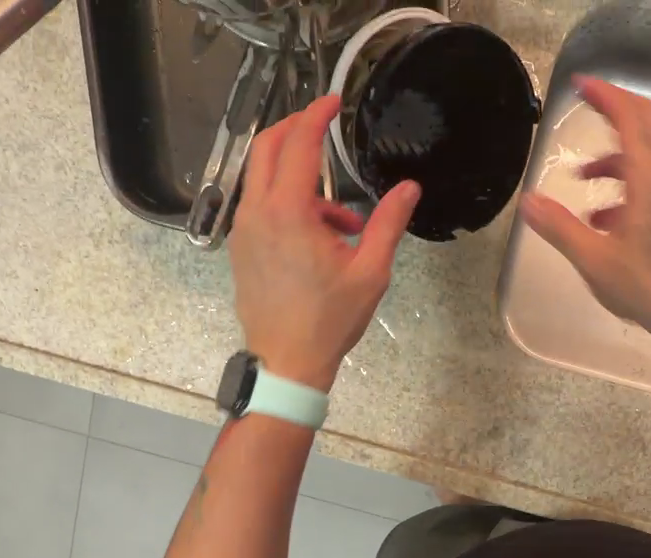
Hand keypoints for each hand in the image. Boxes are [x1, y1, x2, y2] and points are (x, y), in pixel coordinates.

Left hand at [229, 95, 421, 392]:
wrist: (287, 363)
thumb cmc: (328, 322)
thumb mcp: (369, 273)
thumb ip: (388, 224)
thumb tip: (409, 189)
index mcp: (288, 213)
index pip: (298, 143)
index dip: (317, 115)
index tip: (334, 102)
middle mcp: (257, 213)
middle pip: (266, 148)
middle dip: (294, 130)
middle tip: (323, 128)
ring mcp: (243, 232)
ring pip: (261, 179)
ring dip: (296, 179)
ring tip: (341, 219)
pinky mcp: (241, 250)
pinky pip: (259, 208)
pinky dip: (285, 205)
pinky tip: (318, 238)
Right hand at [519, 77, 650, 330]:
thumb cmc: (643, 286)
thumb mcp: (592, 258)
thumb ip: (559, 228)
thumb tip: (528, 203)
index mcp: (647, 178)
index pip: (628, 117)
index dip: (604, 96)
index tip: (580, 85)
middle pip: (644, 124)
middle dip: (614, 112)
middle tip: (588, 108)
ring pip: (646, 156)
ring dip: (614, 158)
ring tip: (584, 179)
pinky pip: (650, 182)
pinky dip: (625, 184)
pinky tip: (602, 218)